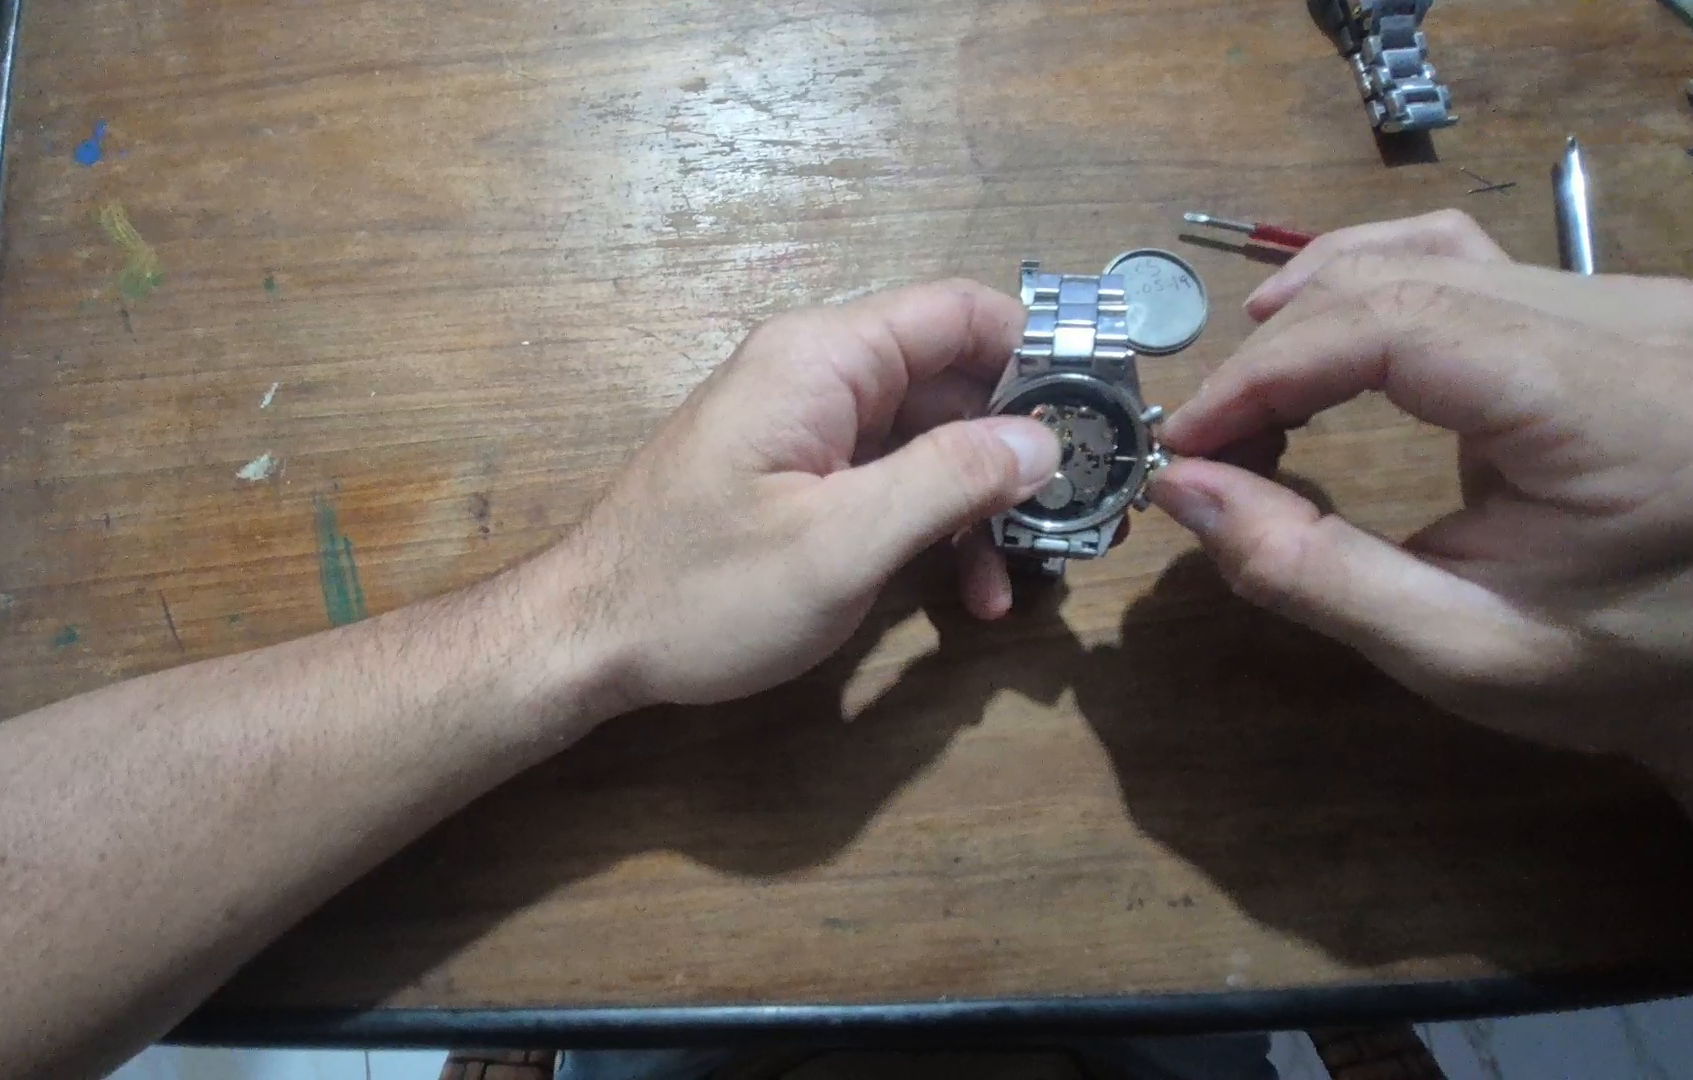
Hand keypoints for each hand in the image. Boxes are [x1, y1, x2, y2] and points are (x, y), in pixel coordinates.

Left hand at [561, 280, 1059, 707]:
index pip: (960, 313)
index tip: (1100, 417)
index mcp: (823, 360)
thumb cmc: (703, 589)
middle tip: (1074, 518)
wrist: (592, 637)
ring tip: (1016, 578)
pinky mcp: (798, 479)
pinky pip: (885, 482)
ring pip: (925, 441)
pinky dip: (929, 525)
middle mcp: (817, 377)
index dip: (1039, 354)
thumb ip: (946, 479)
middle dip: (1016, 448)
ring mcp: (806, 431)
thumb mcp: (838, 542)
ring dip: (977, 504)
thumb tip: (1043, 439)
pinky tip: (962, 591)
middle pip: (951, 382)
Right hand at [1148, 210, 1692, 829]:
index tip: (1187, 443)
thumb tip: (1180, 486)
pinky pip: (1453, 254)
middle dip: (1265, 362)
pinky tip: (1307, 326)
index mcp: (1634, 414)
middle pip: (1396, 284)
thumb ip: (1306, 571)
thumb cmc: (1622, 670)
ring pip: (1415, 255)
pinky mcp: (1607, 305)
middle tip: (1208, 448)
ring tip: (1247, 405)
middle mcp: (1654, 321)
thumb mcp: (1453, 650)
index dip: (1264, 373)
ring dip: (1297, 325)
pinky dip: (1352, 285)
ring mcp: (1639, 298)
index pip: (1404, 329)